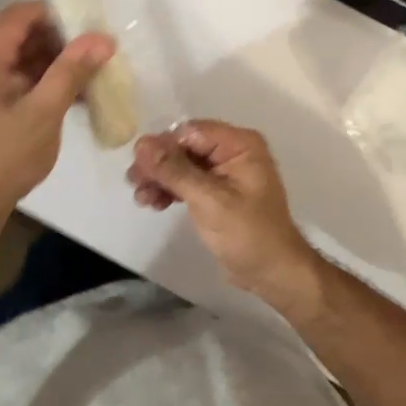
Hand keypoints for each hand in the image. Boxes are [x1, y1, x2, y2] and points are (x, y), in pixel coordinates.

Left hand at [0, 2, 114, 217]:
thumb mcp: (45, 110)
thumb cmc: (9, 153)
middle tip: (94, 50)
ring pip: (22, 53)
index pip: (18, 16)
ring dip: (55, 59)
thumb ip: (72, 69)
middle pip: (20, 33)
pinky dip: (45, 77)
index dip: (54, 16)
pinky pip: (19, 73)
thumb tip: (104, 38)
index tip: (88, 27)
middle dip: (58, 39)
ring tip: (90, 70)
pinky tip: (75, 89)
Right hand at [128, 121, 324, 309]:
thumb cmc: (247, 233)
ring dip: (160, 178)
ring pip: (182, 165)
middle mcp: (233, 151)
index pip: (191, 132)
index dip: (162, 146)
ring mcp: (225, 172)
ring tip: (141, 197)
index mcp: (239, 144)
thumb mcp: (208, 200)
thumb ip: (174, 170)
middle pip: (184, 147)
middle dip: (158, 164)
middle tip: (133, 181)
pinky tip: (153, 202)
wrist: (272, 273)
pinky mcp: (217, 192)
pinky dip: (170, 189)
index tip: (138, 165)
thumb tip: (141, 144)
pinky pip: (188, 181)